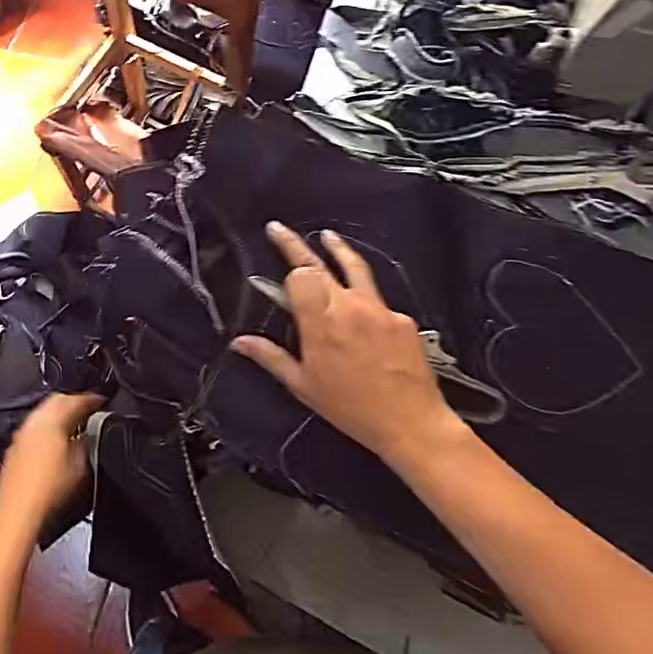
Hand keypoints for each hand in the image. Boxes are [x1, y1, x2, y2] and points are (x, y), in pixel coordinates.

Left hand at [0, 393, 104, 529]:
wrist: (17, 514)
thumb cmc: (45, 493)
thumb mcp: (80, 467)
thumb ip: (86, 445)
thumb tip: (87, 439)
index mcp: (52, 422)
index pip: (76, 401)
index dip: (93, 400)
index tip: (101, 401)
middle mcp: (33, 424)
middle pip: (56, 400)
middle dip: (73, 401)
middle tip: (88, 408)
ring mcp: (21, 436)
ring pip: (42, 413)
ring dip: (59, 414)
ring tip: (73, 424)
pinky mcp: (14, 450)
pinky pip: (33, 429)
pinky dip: (46, 428)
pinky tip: (55, 442)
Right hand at [232, 222, 468, 468]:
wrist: (409, 422)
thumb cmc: (355, 409)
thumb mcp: (303, 386)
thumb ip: (270, 357)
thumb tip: (243, 343)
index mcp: (320, 325)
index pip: (297, 276)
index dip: (285, 274)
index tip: (276, 276)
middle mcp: (349, 309)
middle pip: (318, 264)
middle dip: (294, 244)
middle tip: (279, 231)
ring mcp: (377, 310)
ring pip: (354, 267)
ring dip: (337, 249)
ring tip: (327, 236)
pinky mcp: (401, 317)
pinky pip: (376, 298)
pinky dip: (364, 297)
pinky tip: (360, 309)